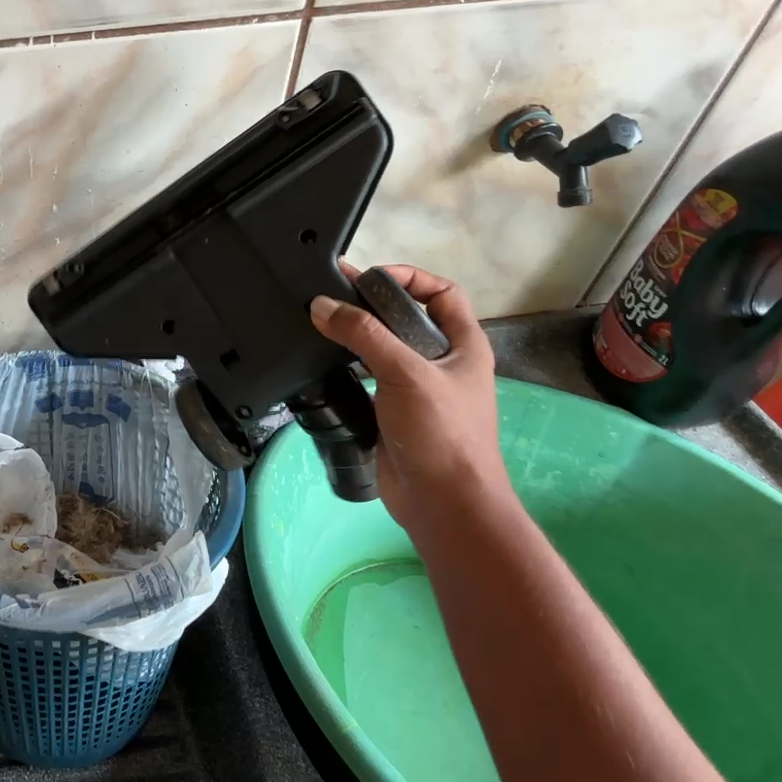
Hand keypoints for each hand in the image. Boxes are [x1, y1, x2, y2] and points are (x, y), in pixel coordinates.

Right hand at [309, 265, 510, 534]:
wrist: (444, 505)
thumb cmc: (442, 434)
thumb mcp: (406, 374)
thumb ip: (363, 335)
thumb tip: (320, 305)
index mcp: (464, 346)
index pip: (442, 293)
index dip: (410, 277)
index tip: (369, 278)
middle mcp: (441, 362)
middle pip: (405, 319)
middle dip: (370, 305)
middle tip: (328, 297)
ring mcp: (415, 389)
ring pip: (382, 349)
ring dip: (354, 337)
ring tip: (317, 325)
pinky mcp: (391, 412)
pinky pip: (365, 379)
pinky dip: (344, 368)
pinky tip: (320, 363)